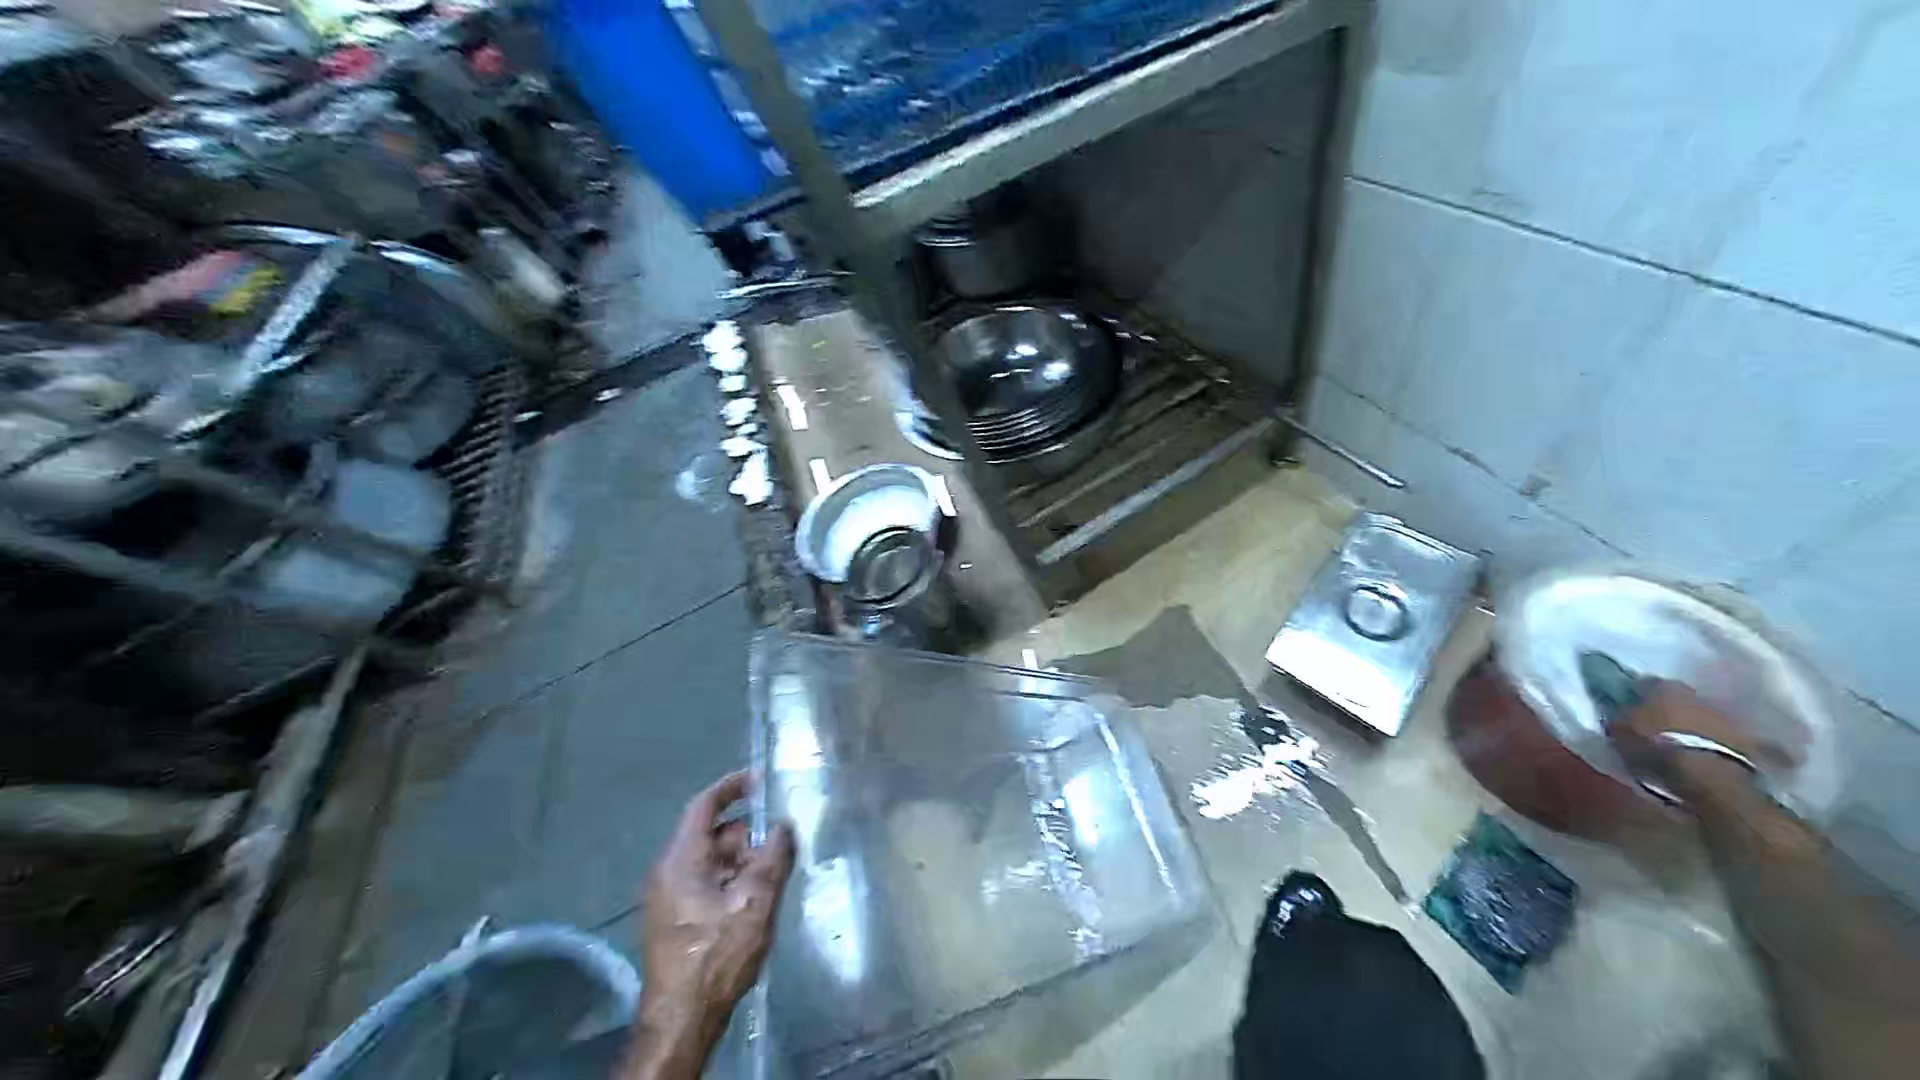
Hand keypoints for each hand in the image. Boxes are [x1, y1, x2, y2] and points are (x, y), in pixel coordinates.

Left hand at [624, 771, 794, 1079]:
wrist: (682, 1020)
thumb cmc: (716, 955)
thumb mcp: (755, 902)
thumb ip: (774, 857)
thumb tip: (785, 825)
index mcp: (681, 860)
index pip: (704, 805)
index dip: (732, 787)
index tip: (760, 779)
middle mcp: (668, 871)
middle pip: (711, 834)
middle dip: (748, 833)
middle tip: (781, 841)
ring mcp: (668, 897)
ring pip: (711, 860)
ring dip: (743, 859)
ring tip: (775, 871)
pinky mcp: (675, 918)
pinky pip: (706, 881)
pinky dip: (733, 878)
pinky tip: (758, 896)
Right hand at [1609, 679, 1799, 797]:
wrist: (1708, 775)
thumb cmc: (1654, 745)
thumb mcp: (1620, 728)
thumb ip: (1621, 714)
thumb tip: (1620, 707)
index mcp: (1665, 687)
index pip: (1647, 683)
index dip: (1637, 693)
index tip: (1630, 704)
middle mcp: (1700, 696)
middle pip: (1682, 699)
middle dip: (1673, 708)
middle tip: (1660, 721)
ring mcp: (1730, 718)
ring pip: (1708, 717)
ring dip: (1700, 724)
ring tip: (1689, 739)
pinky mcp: (1753, 743)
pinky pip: (1735, 740)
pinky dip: (1727, 744)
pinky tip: (1718, 753)